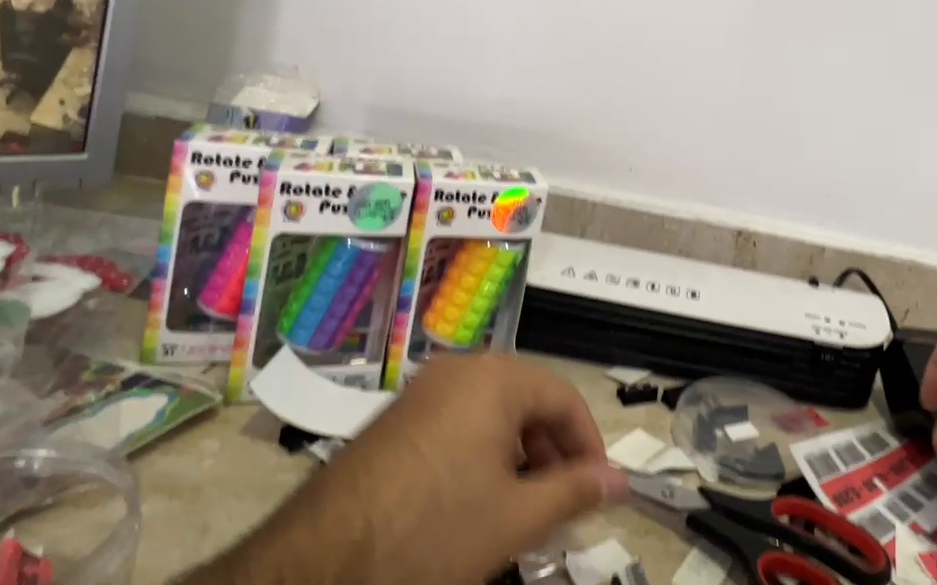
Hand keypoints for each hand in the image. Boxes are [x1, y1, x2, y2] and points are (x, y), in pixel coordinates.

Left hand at [198, 354, 628, 584]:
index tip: (599, 488)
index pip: (564, 398)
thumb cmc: (433, 531)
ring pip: (490, 415)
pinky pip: (455, 425)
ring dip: (517, 456)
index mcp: (495, 378)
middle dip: (552, 452)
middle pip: (527, 401)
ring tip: (521, 508)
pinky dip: (479, 457)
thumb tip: (620, 480)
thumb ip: (576, 492)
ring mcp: (420, 394)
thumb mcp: (516, 517)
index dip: (589, 444)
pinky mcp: (393, 422)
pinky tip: (475, 502)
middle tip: (562, 503)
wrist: (316, 565)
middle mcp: (459, 371)